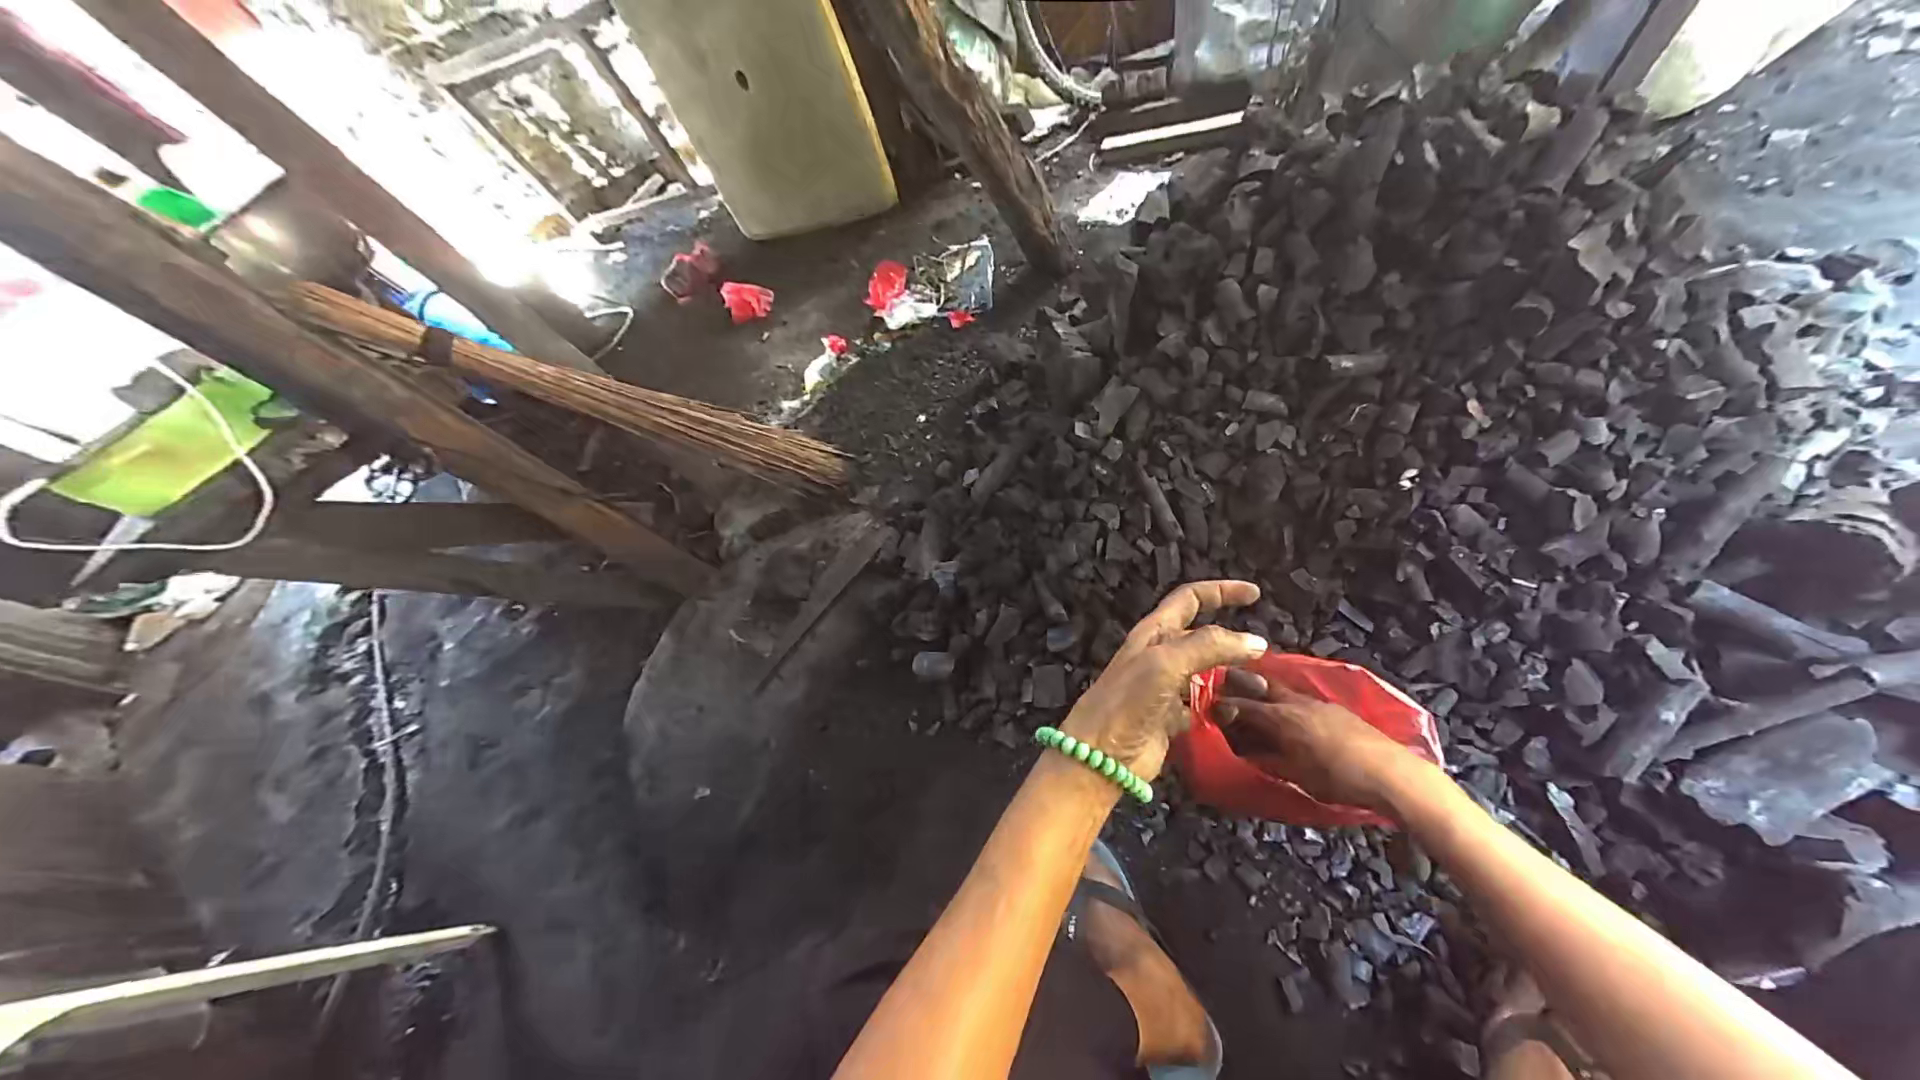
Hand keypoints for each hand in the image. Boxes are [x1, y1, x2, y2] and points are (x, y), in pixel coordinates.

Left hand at [1060, 581, 1267, 781]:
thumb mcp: (1165, 662)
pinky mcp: (1170, 718)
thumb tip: (1254, 641)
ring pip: (1208, 673)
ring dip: (1233, 677)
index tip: (1254, 594)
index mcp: (1154, 633)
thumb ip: (1209, 646)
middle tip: (1265, 657)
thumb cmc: (1127, 701)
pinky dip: (1222, 708)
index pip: (1190, 599)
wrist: (1101, 755)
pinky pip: (1204, 706)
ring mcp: (1165, 688)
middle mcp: (1159, 655)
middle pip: (1203, 638)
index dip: (1221, 591)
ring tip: (1260, 689)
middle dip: (1233, 642)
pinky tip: (1238, 714)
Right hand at [1213, 681, 1421, 813]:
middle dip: (1243, 684)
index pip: (1243, 706)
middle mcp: (1297, 703)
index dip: (1224, 705)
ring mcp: (1320, 704)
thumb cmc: (1340, 780)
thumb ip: (1268, 760)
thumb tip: (1247, 752)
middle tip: (1226, 681)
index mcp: (1282, 718)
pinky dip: (1289, 702)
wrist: (1395, 776)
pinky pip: (1303, 699)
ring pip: (1284, 692)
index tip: (1210, 706)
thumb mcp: (1296, 775)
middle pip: (1263, 687)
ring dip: (1267, 692)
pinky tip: (1292, 713)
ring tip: (1256, 696)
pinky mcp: (1338, 711)